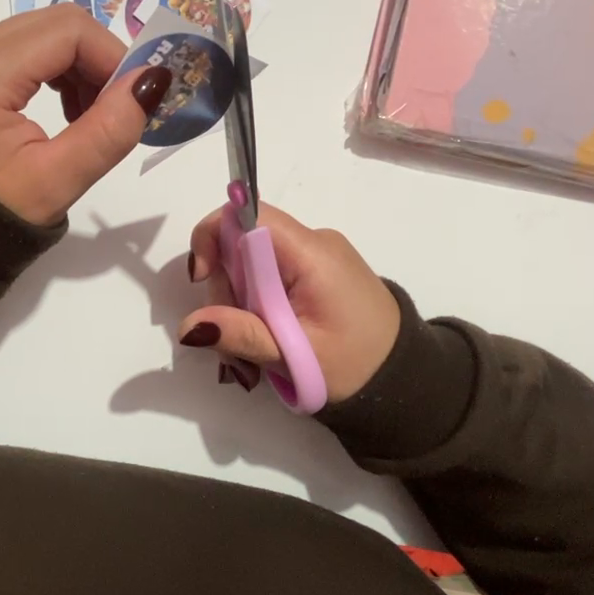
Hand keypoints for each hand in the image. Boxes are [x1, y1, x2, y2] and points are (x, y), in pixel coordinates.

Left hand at [0, 5, 172, 224]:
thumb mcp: (57, 181)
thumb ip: (108, 130)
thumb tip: (153, 79)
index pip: (68, 31)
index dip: (114, 56)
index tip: (137, 99)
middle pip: (55, 24)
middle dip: (98, 59)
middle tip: (117, 108)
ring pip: (42, 33)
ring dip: (80, 66)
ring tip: (91, 116)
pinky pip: (24, 49)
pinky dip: (56, 70)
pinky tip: (68, 111)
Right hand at [177, 206, 399, 401]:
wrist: (406, 379)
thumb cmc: (356, 366)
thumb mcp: (293, 356)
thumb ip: (241, 335)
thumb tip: (188, 327)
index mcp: (311, 254)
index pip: (248, 214)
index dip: (214, 235)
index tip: (202, 277)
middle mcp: (311, 244)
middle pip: (241, 246)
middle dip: (224, 292)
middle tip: (232, 344)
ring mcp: (313, 258)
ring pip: (248, 266)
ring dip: (236, 307)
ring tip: (248, 356)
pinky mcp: (312, 273)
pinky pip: (266, 277)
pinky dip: (254, 308)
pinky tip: (261, 342)